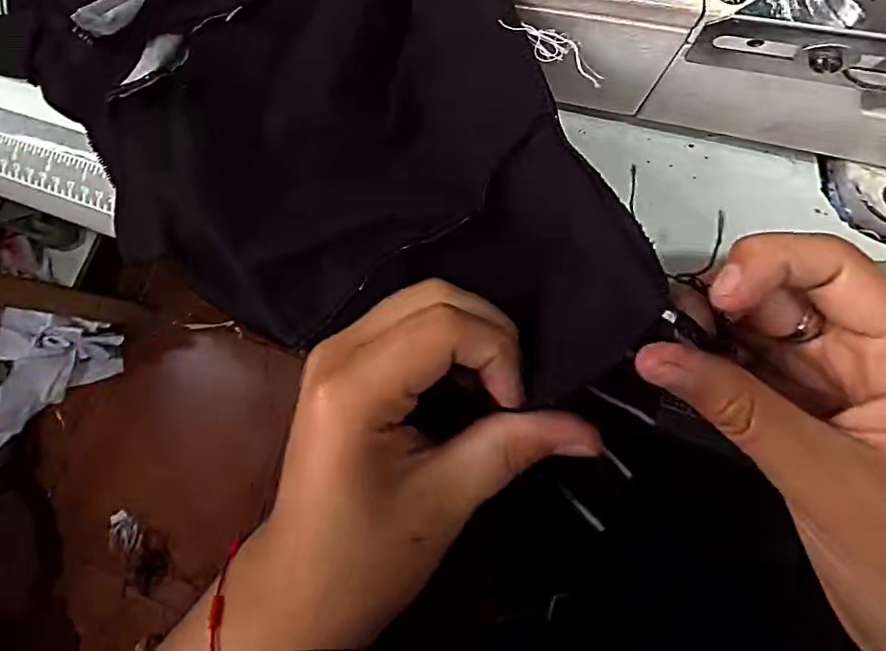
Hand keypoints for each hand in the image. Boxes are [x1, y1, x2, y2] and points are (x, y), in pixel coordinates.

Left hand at [165, 280, 600, 650]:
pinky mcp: (343, 357)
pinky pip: (407, 318)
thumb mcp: (445, 501)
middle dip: (489, 332)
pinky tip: (462, 381)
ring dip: (470, 331)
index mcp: (352, 385)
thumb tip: (588, 431)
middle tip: (511, 392)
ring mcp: (336, 347)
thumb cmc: (364, 559)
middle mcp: (338, 347)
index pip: (444, 324)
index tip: (516, 406)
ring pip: (422, 299)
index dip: (497, 351)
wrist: (297, 590)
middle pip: (434, 295)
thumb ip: (514, 447)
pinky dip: (448, 337)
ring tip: (491, 387)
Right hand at [637, 233, 885, 650]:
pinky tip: (692, 379)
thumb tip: (667, 358)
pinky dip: (720, 376)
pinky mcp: (817, 428)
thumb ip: (742, 412)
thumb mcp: (835, 489)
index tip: (723, 294)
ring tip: (678, 353)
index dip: (772, 263)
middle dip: (732, 301)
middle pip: (793, 296)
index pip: (837, 270)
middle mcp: (878, 368)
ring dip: (718, 339)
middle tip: (682, 324)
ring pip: (768, 338)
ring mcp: (845, 398)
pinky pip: (759, 379)